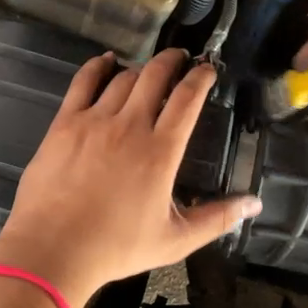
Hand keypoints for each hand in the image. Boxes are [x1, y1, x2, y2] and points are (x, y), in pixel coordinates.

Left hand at [0, 49, 261, 307]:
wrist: (53, 249)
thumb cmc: (117, 248)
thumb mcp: (176, 240)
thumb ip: (217, 218)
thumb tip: (255, 204)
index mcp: (161, 151)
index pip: (187, 99)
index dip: (200, 77)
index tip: (208, 69)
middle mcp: (130, 126)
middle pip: (155, 76)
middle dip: (172, 61)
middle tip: (181, 58)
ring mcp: (94, 121)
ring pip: (123, 79)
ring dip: (140, 69)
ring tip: (148, 70)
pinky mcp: (64, 123)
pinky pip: (83, 83)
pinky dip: (98, 67)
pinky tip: (106, 61)